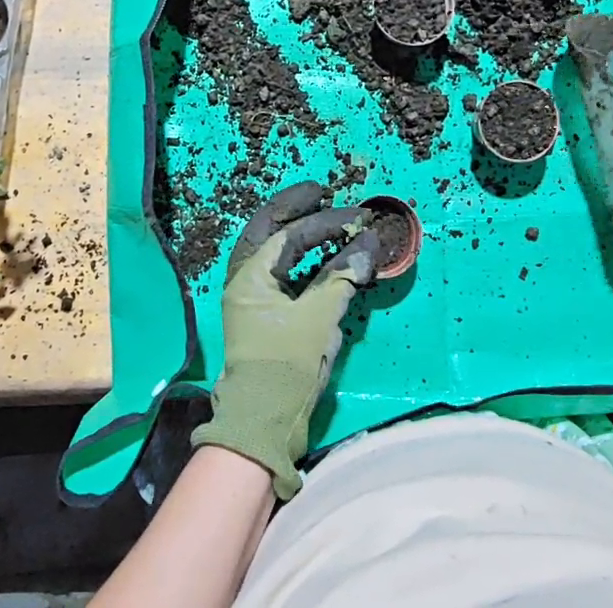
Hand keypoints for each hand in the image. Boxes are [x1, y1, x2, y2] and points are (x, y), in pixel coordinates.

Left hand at [191, 182, 377, 499]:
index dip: (326, 223)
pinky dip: (296, 256)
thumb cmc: (288, 365)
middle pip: (266, 230)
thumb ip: (343, 276)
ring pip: (268, 249)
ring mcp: (249, 296)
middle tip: (319, 192)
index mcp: (250, 276)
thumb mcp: (320, 317)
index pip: (291, 236)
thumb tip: (369, 242)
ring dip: (293, 230)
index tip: (356, 216)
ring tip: (318, 214)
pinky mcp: (261, 313)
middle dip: (292, 208)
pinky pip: (277, 270)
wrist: (263, 419)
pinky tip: (317, 253)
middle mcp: (243, 280)